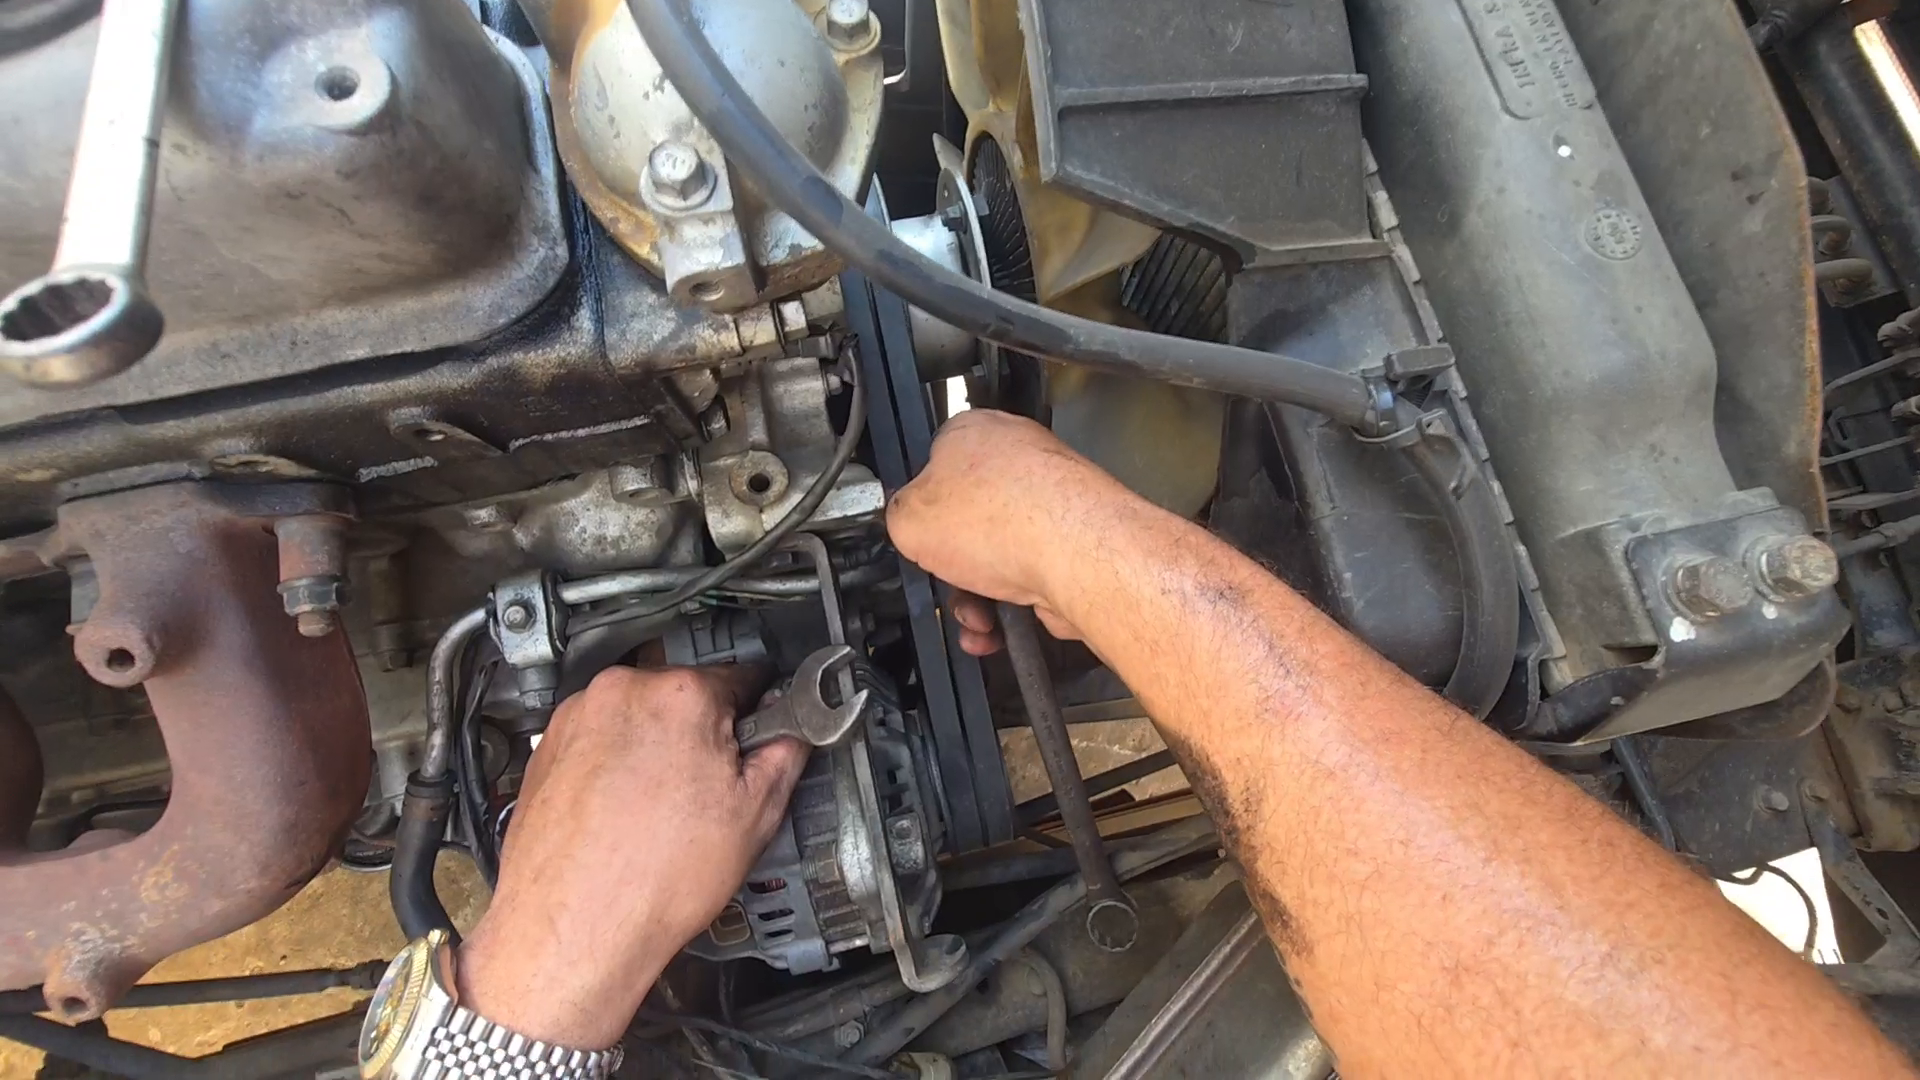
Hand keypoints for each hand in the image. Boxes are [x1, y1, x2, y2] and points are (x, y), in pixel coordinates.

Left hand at [455, 665, 808, 1049]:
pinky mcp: (550, 744)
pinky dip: (620, 760)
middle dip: (705, 731)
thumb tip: (794, 723)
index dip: (758, 714)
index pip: (744, 676)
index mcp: (682, 694)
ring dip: (660, 744)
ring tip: (661, 806)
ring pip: (646, 715)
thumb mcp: (756, 811)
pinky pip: (605, 735)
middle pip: (690, 694)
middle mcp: (624, 690)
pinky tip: (627, 808)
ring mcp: (579, 715)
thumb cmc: (652, 882)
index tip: (754, 740)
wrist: (570, 935)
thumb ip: (787, 747)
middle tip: (707, 787)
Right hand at [887, 410, 1146, 641]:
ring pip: (994, 559)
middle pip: (964, 522)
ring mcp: (1048, 502)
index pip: (932, 466)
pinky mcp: (1069, 543)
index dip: (920, 510)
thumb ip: (899, 518)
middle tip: (948, 580)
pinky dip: (1008, 609)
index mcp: (974, 433)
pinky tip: (1000, 623)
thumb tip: (907, 526)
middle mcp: (1016, 460)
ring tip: (978, 613)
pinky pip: (1025, 580)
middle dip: (951, 566)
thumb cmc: (1007, 520)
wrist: (1078, 557)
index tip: (917, 537)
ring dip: (976, 597)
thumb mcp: (907, 518)